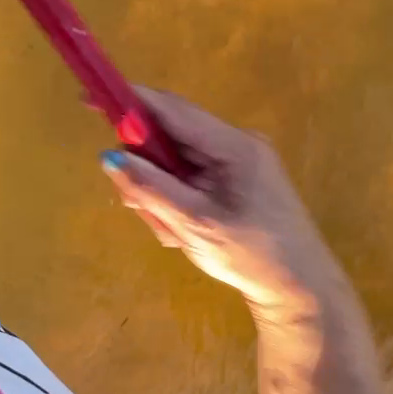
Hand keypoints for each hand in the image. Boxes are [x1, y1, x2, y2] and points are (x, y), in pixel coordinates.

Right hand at [101, 87, 352, 320]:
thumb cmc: (254, 256)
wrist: (303, 295)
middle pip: (165, 135)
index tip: (88, 98)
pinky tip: (178, 227)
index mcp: (233, 146)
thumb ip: (149, 186)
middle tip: (134, 202)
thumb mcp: (194, 222)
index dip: (127, 100)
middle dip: (142, 165)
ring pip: (169, 159)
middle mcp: (234, 145)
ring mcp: (233, 163)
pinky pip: (182, 175)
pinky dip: (169, 197)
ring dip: (155, 188)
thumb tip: (109, 156)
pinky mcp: (230, 180)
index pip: (170, 109)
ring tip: (166, 227)